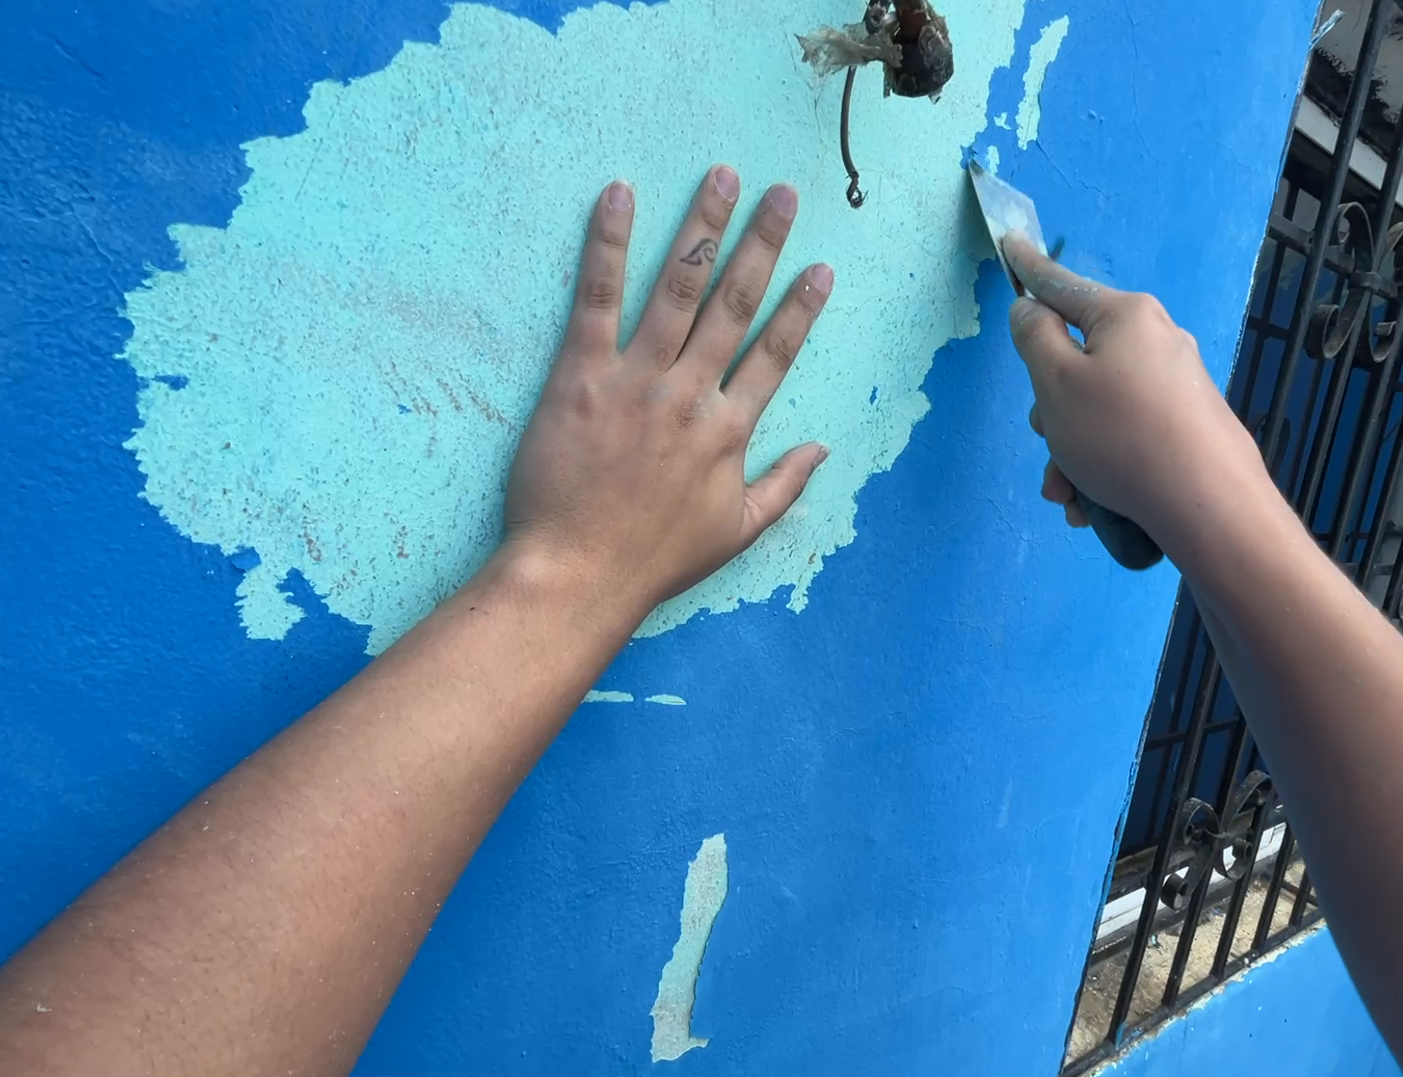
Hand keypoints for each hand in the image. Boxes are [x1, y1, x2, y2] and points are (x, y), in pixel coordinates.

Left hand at [502, 166, 832, 614]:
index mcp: (730, 430)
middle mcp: (692, 394)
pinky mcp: (581, 375)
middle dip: (763, 244)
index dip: (801, 310)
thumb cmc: (658, 558)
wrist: (579, 572)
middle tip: (782, 194)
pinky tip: (619, 195)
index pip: (775, 355)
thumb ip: (785, 486)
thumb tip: (823, 449)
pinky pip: (597, 298)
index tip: (820, 270)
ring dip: (703, 228)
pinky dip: (608, 244)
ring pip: (678, 288)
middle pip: (734, 304)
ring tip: (722, 177)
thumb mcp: (737, 532)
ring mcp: (637, 379)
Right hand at [1003, 233, 1265, 552]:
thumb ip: (1034, 338)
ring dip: (1069, 451)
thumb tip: (1030, 309)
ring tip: (1071, 492)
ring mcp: (1173, 384)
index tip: (1009, 243)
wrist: (1207, 505)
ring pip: (1094, 408)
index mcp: (1124, 317)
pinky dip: (1099, 465)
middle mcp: (1154, 340)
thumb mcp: (1055, 383)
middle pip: (1075, 361)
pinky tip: (1093, 503)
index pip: (1061, 285)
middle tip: (1050, 443)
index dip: (1028, 270)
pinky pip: (1122, 433)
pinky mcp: (1184, 423)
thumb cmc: (1119, 435)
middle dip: (1050, 411)